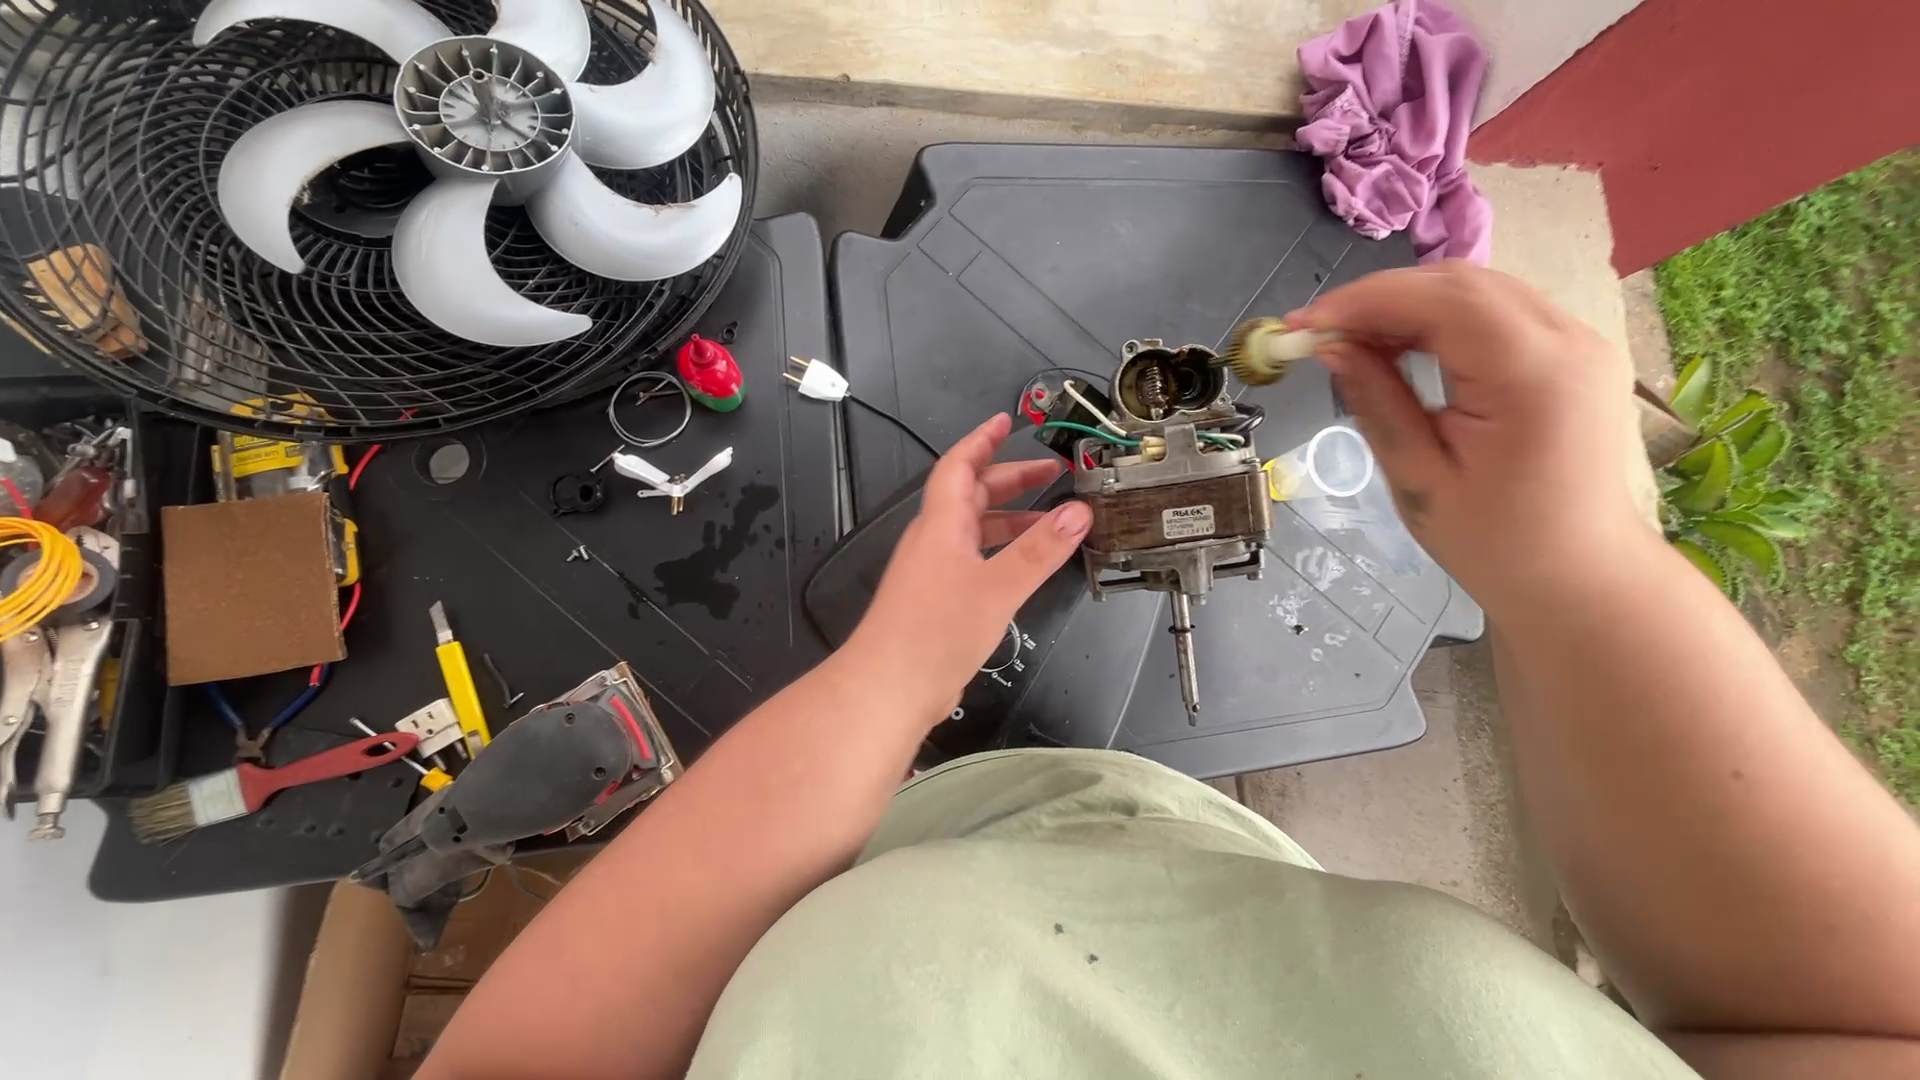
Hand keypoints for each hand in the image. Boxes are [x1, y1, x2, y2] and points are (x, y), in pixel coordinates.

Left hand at [840, 413, 1090, 725]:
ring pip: (975, 530)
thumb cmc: (935, 631)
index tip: (1007, 422)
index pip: (960, 465)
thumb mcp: (998, 586)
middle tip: (1052, 474)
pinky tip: (1025, 568)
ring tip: (1054, 523)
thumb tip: (1078, 512)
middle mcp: (934, 540)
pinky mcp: (937, 600)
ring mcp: (933, 571)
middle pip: (973, 495)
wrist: (889, 686)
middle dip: (1012, 480)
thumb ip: (1039, 550)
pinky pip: (974, 560)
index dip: (983, 440)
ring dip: (1012, 521)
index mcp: (942, 523)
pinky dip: (1003, 553)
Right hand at [1286, 261, 1653, 612]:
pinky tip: (1400, 345)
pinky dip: (1441, 319)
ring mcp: (1578, 342)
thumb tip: (1332, 349)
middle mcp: (1568, 340)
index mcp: (1533, 375)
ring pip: (1479, 290)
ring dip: (1408, 305)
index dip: (1364, 301)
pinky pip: (1498, 313)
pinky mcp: (1573, 354)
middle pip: (1462, 283)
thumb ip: (1377, 401)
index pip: (1442, 301)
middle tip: (1319, 333)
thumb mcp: (1419, 477)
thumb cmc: (1495, 542)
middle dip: (1380, 298)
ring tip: (1350, 339)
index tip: (1302, 325)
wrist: (1580, 576)